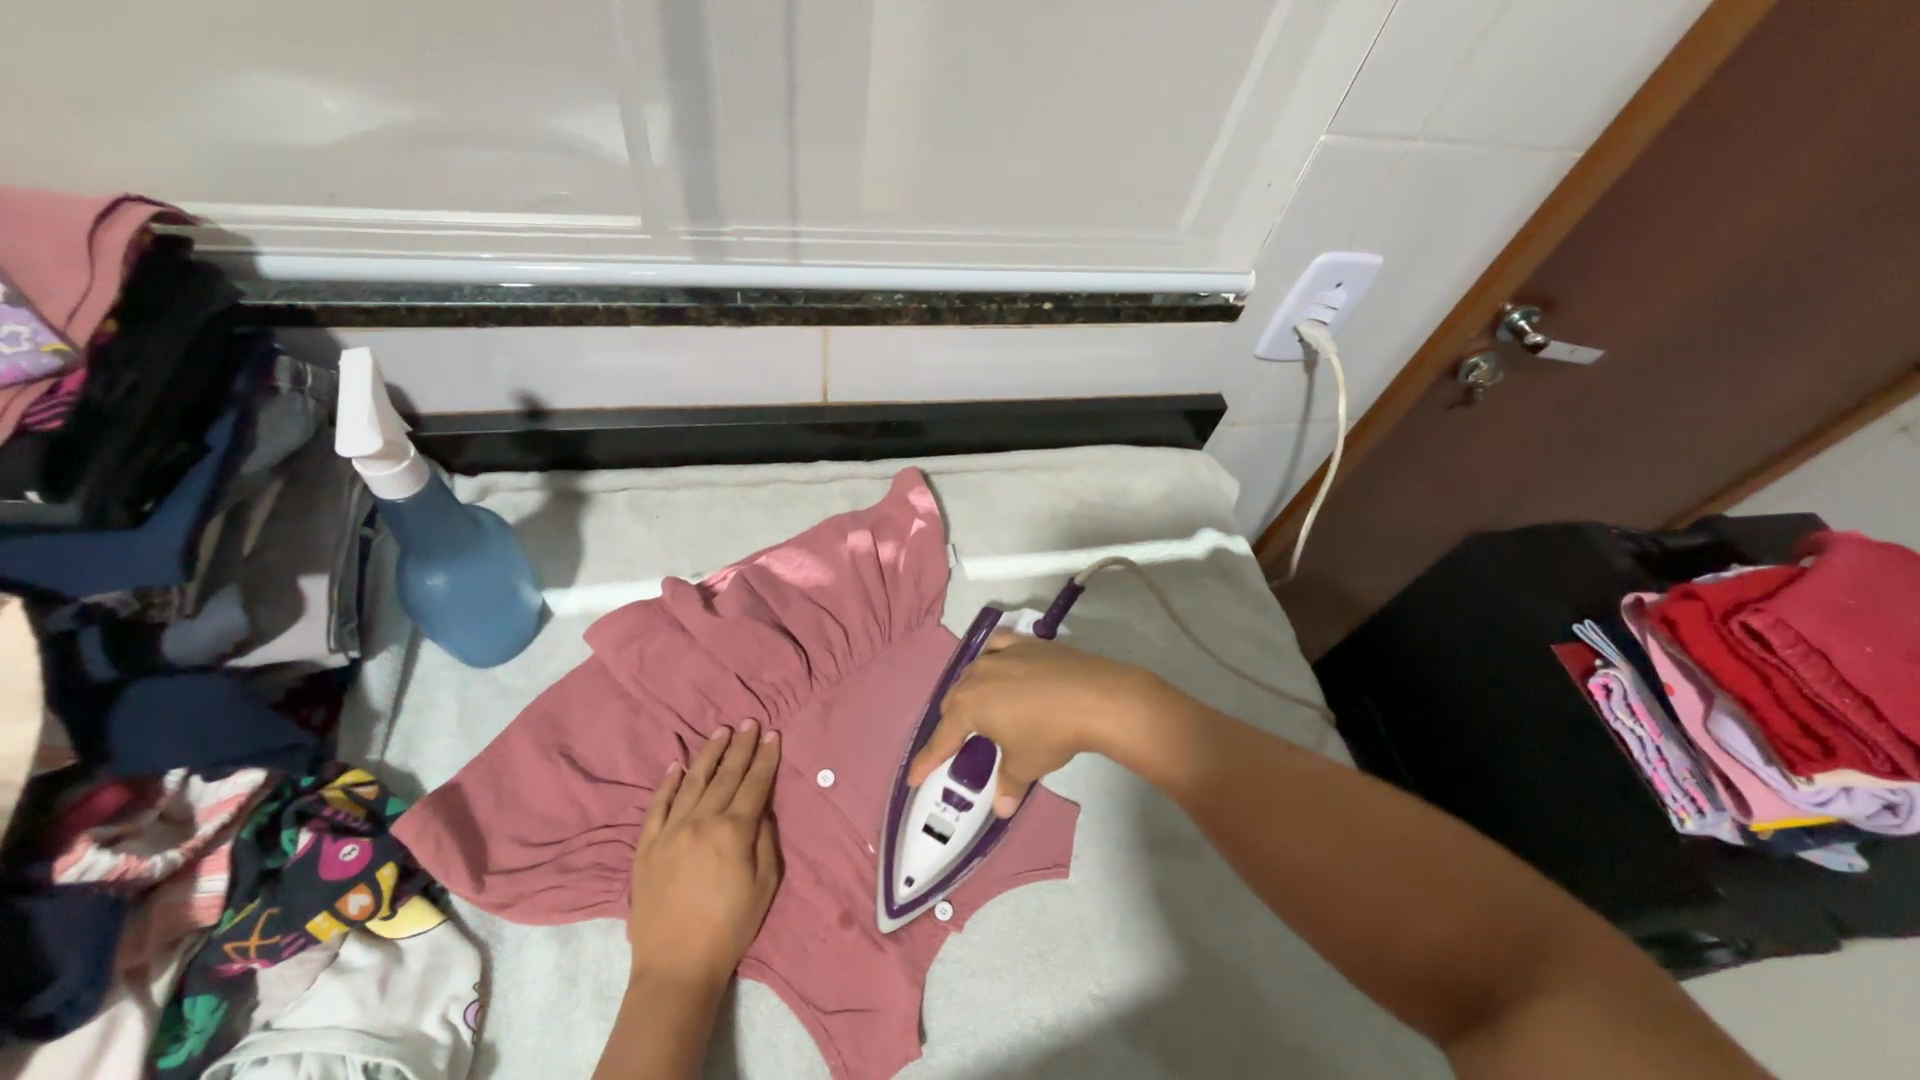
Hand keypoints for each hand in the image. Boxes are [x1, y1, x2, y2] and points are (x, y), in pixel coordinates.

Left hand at [625, 722, 782, 989]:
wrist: (677, 964)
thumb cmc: (731, 927)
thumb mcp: (765, 884)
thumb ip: (765, 840)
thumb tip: (761, 808)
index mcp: (734, 831)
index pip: (754, 784)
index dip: (765, 758)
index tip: (772, 735)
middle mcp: (701, 821)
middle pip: (725, 776)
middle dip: (740, 747)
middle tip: (749, 722)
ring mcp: (670, 831)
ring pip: (692, 782)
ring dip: (708, 755)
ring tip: (720, 732)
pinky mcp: (646, 846)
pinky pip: (658, 805)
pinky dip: (668, 783)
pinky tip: (676, 765)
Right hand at [907, 630, 1171, 816]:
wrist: (1096, 697)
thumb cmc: (1052, 734)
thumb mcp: (1026, 765)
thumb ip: (1008, 785)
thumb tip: (1001, 809)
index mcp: (969, 706)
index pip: (941, 739)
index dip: (927, 761)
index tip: (915, 777)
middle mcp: (977, 675)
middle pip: (954, 701)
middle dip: (952, 724)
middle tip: (959, 745)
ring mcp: (1001, 655)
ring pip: (973, 672)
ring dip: (970, 691)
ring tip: (981, 708)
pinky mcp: (1026, 644)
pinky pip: (998, 647)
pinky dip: (992, 657)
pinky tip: (998, 663)